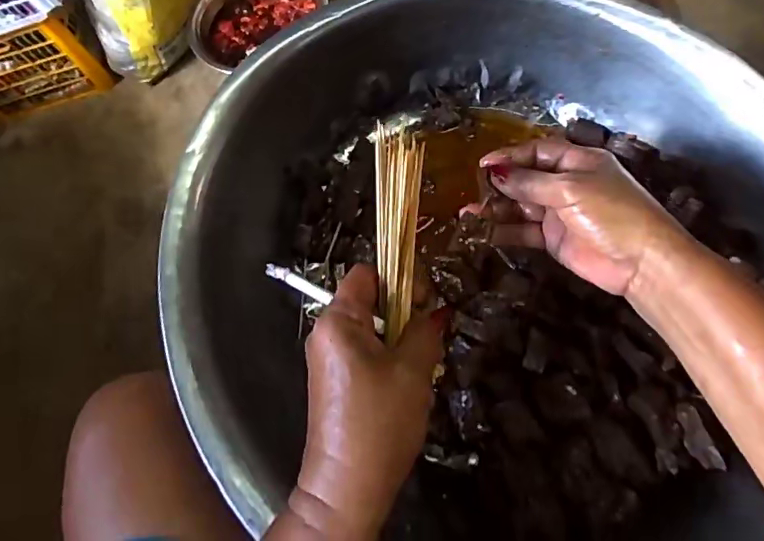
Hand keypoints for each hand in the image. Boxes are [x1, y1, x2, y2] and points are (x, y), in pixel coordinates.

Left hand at [289, 265, 443, 540]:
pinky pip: (366, 350)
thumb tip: (437, 310)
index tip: (423, 301)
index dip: (398, 277)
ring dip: (400, 334)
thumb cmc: (379, 422)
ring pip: (372, 326)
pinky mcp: (336, 382)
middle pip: (370, 298)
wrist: (347, 492)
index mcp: (337, 321)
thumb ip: (426, 327)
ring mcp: (329, 359)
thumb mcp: (414, 368)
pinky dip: (389, 354)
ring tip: (423, 356)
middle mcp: (326, 333)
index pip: (367, 272)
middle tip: (430, 329)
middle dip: (404, 308)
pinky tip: (409, 377)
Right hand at [477, 138, 693, 295]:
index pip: (538, 151)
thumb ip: (531, 183)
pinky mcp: (556, 239)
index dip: (511, 156)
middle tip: (474, 189)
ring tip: (470, 213)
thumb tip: (497, 174)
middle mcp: (568, 182)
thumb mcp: (571, 189)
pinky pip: (525, 230)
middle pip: (527, 177)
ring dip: (498, 207)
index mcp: (578, 160)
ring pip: (522, 205)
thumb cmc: (612, 213)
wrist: (642, 262)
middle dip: (501, 182)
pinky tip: (484, 230)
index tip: (484, 164)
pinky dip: (505, 230)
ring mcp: (561, 211)